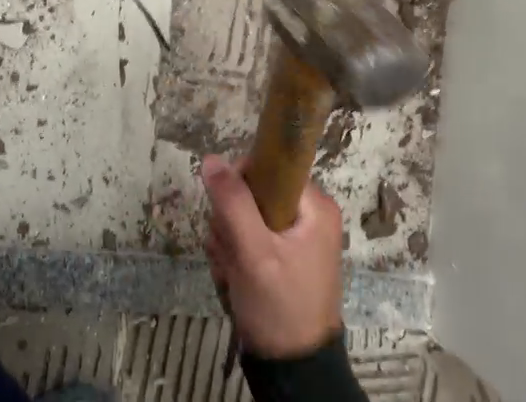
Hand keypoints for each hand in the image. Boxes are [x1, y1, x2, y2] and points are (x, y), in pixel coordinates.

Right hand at [201, 155, 345, 358]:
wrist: (292, 367)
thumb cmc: (280, 306)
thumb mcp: (254, 253)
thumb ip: (233, 203)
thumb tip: (210, 159)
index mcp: (315, 206)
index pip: (266, 166)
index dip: (241, 183)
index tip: (231, 214)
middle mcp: (306, 215)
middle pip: (249, 191)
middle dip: (230, 222)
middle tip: (235, 252)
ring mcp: (292, 236)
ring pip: (240, 215)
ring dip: (227, 242)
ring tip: (235, 270)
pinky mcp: (278, 255)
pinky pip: (243, 237)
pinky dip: (232, 256)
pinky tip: (235, 277)